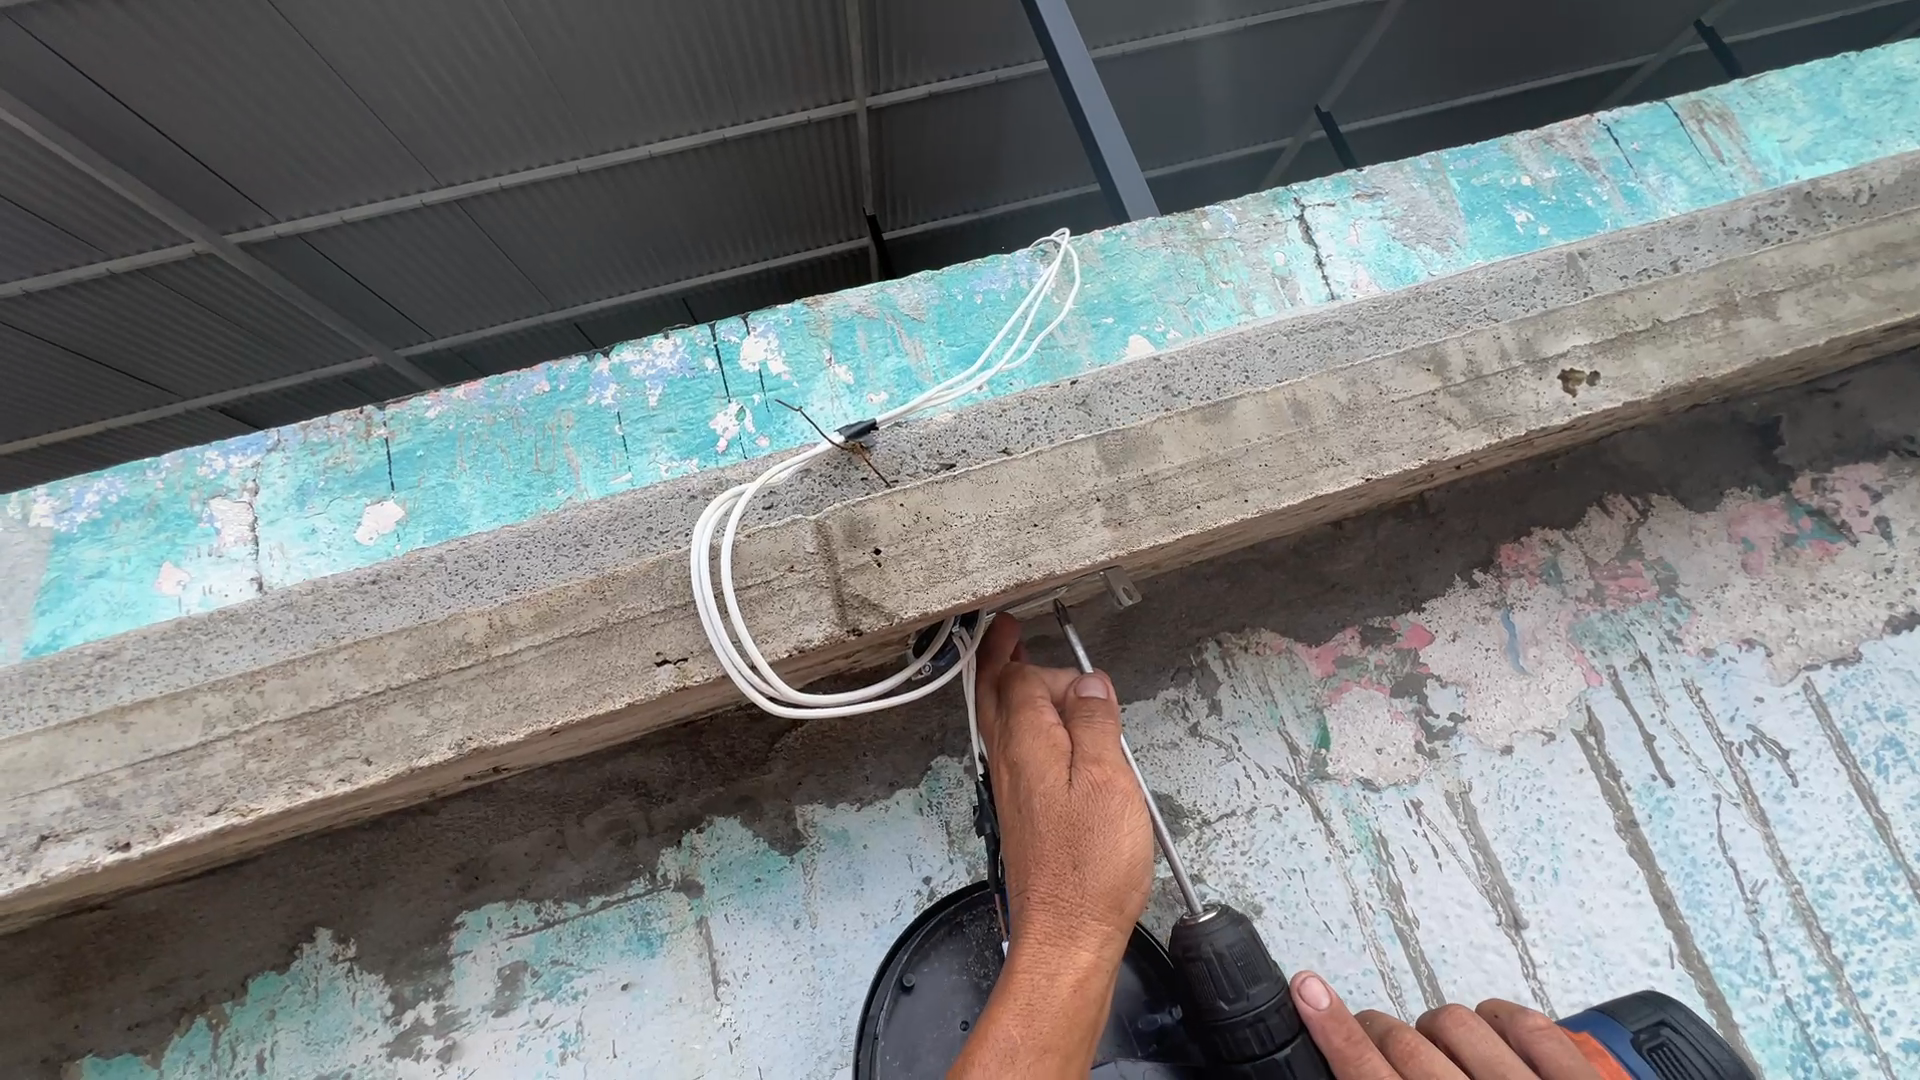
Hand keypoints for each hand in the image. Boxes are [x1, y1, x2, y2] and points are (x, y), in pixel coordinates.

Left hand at [947, 615, 1155, 1078]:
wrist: (1064, 933)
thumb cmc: (1089, 865)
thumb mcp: (1107, 781)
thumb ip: (1094, 724)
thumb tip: (1088, 684)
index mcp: (1028, 742)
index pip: (1021, 680)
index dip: (1036, 659)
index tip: (1043, 641)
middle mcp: (1009, 758)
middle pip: (993, 694)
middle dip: (996, 657)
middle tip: (1003, 630)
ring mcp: (1009, 784)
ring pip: (996, 719)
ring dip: (1002, 685)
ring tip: (1013, 664)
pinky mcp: (1019, 807)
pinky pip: (1009, 746)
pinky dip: (1015, 719)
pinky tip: (1035, 726)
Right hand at [1291, 972, 1605, 1079]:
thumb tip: (1351, 1078)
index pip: (1372, 1077)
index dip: (1331, 1028)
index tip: (1306, 990)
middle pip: (1404, 1046)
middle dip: (1374, 1034)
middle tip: (1370, 1041)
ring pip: (1455, 1023)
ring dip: (1432, 1034)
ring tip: (1438, 1056)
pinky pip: (1529, 1025)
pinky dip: (1499, 1021)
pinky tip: (1490, 1039)